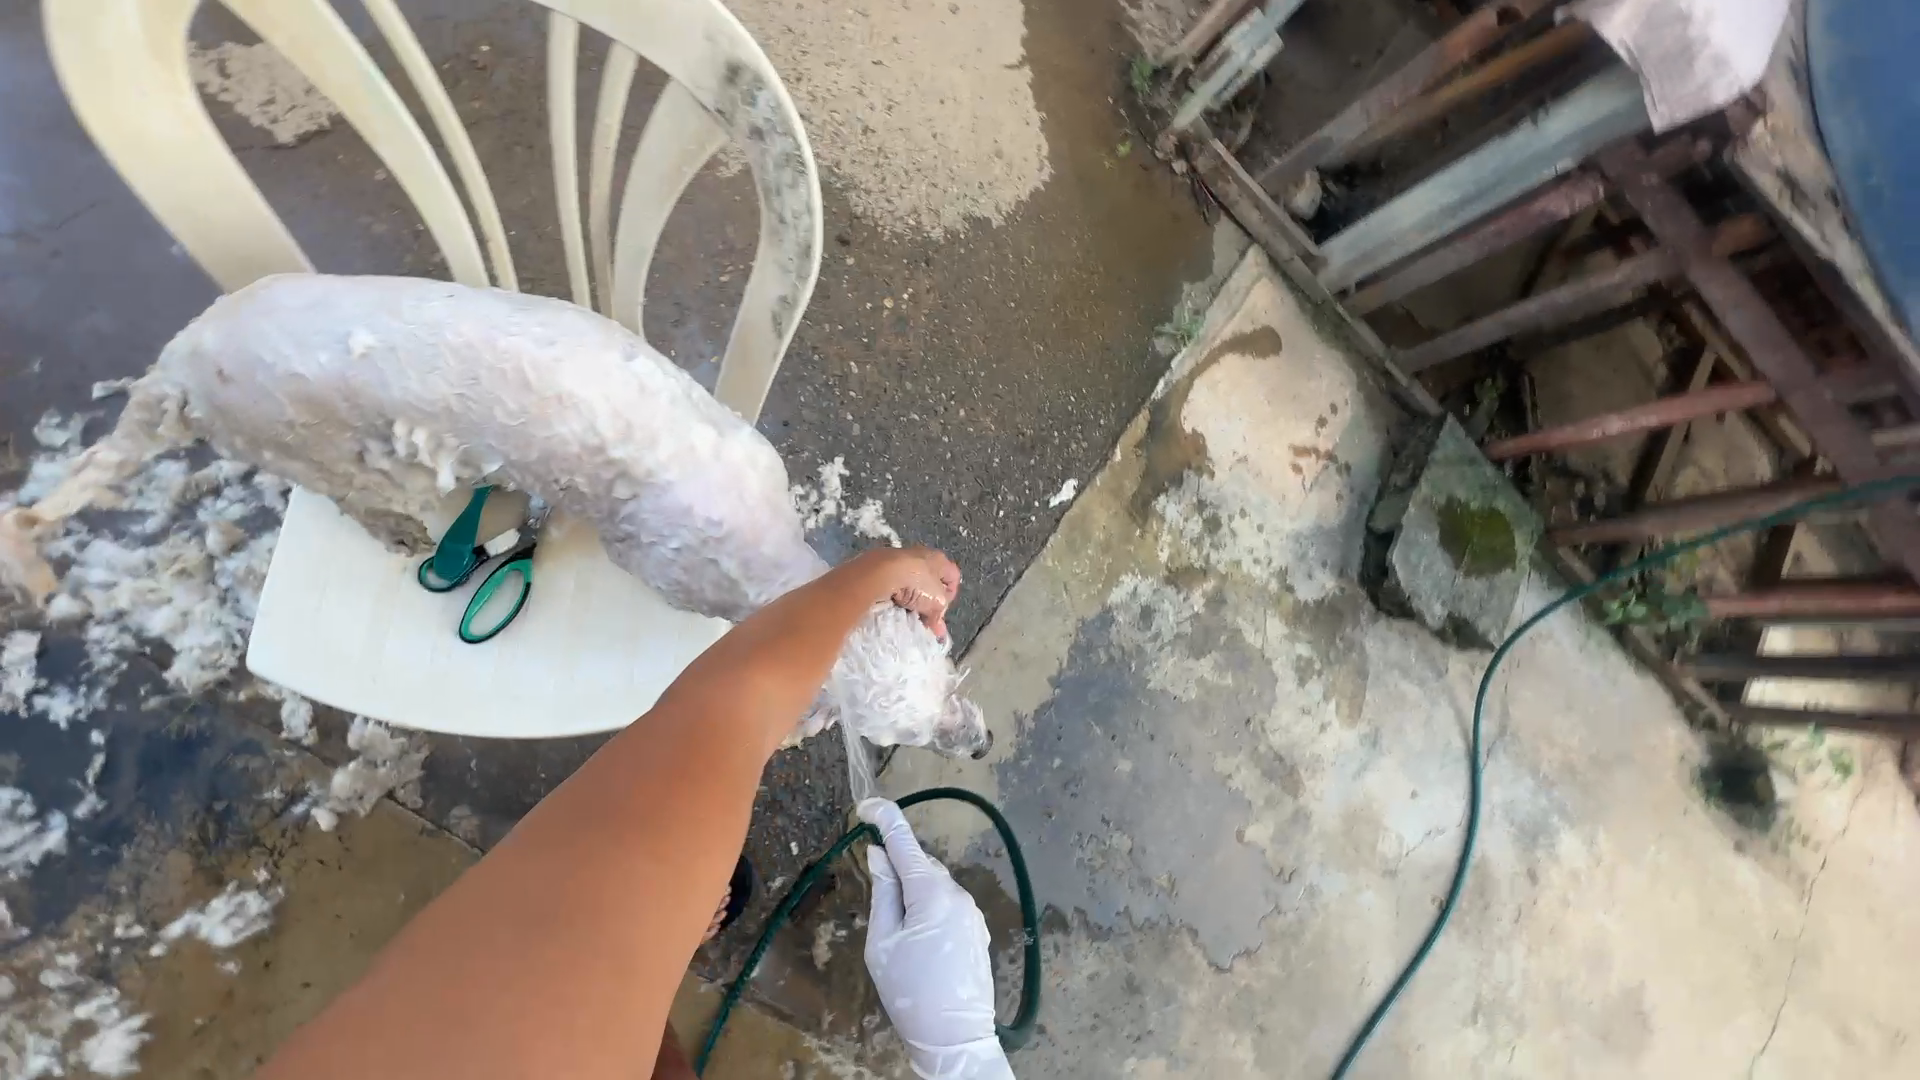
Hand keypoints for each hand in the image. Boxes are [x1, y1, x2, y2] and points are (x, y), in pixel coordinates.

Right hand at [859, 799, 1013, 1079]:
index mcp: (931, 892)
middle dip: (896, 870)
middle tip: (878, 903)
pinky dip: (929, 906)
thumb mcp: (882, 943)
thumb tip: (877, 854)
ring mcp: (971, 909)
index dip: (884, 817)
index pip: (904, 840)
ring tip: (901, 937)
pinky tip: (922, 942)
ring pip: (933, 884)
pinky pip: (947, 902)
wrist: (956, 1039)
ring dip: (913, 892)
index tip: (864, 805)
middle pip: (919, 864)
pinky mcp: (977, 927)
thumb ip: (882, 892)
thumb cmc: (910, 992)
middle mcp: (957, 892)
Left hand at [869, 547, 960, 639]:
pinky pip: (893, 583)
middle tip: (924, 617)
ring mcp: (900, 558)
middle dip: (928, 600)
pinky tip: (892, 606)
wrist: (882, 572)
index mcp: (940, 559)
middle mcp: (922, 554)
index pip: (953, 577)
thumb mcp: (937, 603)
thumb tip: (939, 628)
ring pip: (910, 582)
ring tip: (906, 613)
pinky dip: (894, 594)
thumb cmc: (917, 583)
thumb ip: (940, 614)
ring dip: (910, 598)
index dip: (950, 596)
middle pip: (930, 581)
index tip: (942, 611)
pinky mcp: (881, 565)